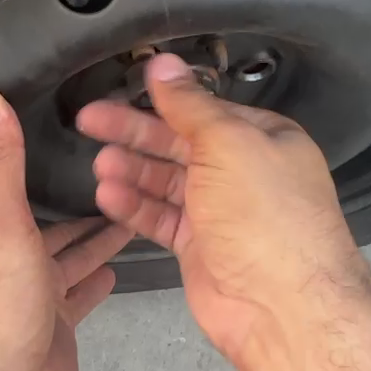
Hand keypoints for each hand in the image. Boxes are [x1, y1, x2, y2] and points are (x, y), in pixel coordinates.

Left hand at [0, 85, 133, 370]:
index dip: (50, 169)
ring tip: (132, 213)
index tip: (83, 144)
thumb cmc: (2, 299)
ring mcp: (37, 295)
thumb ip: (0, 159)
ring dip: (96, 239)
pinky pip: (81, 294)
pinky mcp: (58, 325)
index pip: (24, 190)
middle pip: (54, 225)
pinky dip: (96, 279)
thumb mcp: (2, 218)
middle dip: (83, 205)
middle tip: (122, 180)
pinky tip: (115, 268)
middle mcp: (13, 259)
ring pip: (71, 257)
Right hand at [75, 53, 370, 368]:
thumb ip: (189, 104)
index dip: (161, 100)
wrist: (281, 306)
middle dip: (133, 132)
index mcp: (261, 138)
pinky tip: (108, 197)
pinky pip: (160, 218)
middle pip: (177, 143)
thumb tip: (163, 64)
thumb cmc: (265, 215)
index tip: (120, 90)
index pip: (203, 110)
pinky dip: (134, 207)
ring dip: (130, 170)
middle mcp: (241, 172)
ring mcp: (219, 211)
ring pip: (164, 182)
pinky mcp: (198, 246)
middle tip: (89, 120)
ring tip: (99, 164)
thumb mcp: (228, 143)